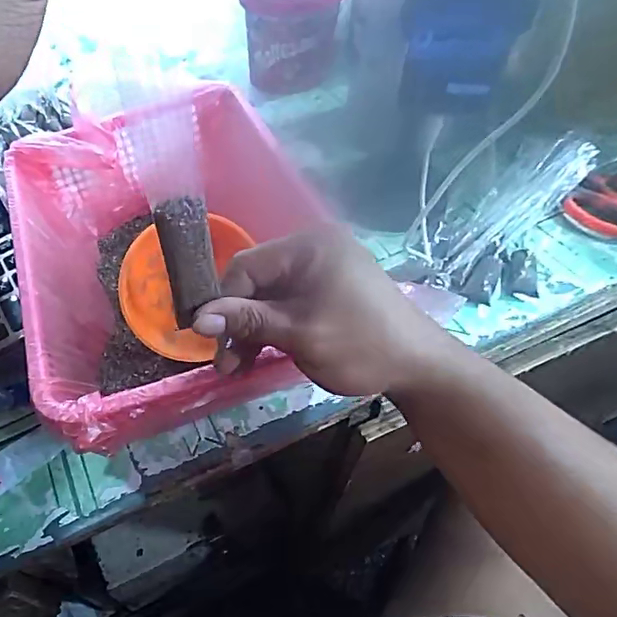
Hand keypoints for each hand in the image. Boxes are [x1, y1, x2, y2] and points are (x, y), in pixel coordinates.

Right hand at [192, 227, 468, 397]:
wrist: (419, 367)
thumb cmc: (359, 345)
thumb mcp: (299, 334)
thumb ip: (248, 321)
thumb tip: (197, 319)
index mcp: (307, 248)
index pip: (245, 267)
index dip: (222, 304)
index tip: (211, 342)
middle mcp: (312, 250)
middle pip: (255, 283)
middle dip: (237, 324)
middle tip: (225, 365)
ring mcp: (322, 270)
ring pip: (269, 298)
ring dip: (252, 332)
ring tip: (238, 368)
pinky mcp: (328, 291)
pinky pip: (288, 305)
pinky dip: (273, 330)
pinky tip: (260, 355)